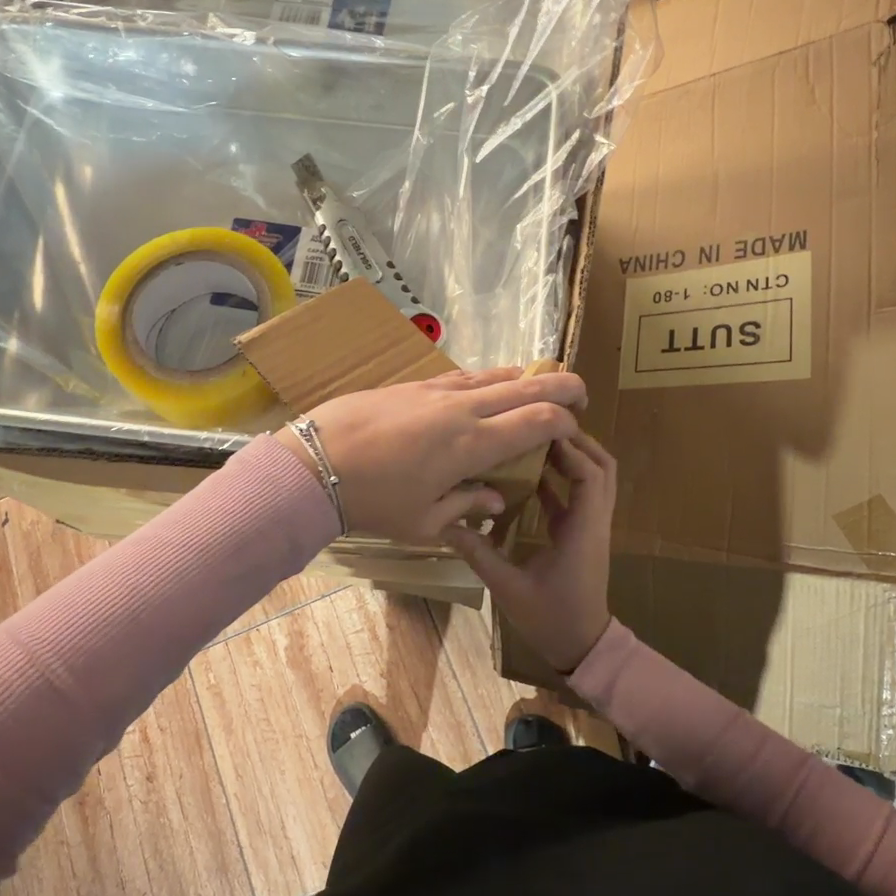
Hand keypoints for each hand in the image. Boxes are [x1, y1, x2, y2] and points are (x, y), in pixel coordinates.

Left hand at [273, 367, 584, 542]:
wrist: (315, 463)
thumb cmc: (372, 501)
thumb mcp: (423, 522)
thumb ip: (467, 507)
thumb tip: (497, 499)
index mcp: (472, 445)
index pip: (537, 420)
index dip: (565, 420)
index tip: (574, 428)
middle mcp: (463, 409)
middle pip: (526, 384)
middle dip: (562, 385)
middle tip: (580, 392)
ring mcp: (437, 391)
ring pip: (495, 374)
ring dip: (524, 378)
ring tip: (537, 388)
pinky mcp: (414, 384)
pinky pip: (464, 376)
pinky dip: (488, 380)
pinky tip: (486, 390)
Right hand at [442, 434, 615, 673]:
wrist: (581, 647)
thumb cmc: (550, 619)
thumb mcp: (508, 587)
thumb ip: (479, 553)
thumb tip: (446, 524)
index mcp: (583, 531)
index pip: (589, 475)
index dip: (568, 448)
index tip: (537, 429)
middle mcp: (594, 522)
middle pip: (602, 467)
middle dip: (576, 442)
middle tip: (539, 427)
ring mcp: (592, 528)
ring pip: (596, 479)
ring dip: (573, 457)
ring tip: (534, 441)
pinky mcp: (583, 535)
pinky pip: (580, 496)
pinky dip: (562, 480)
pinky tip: (529, 474)